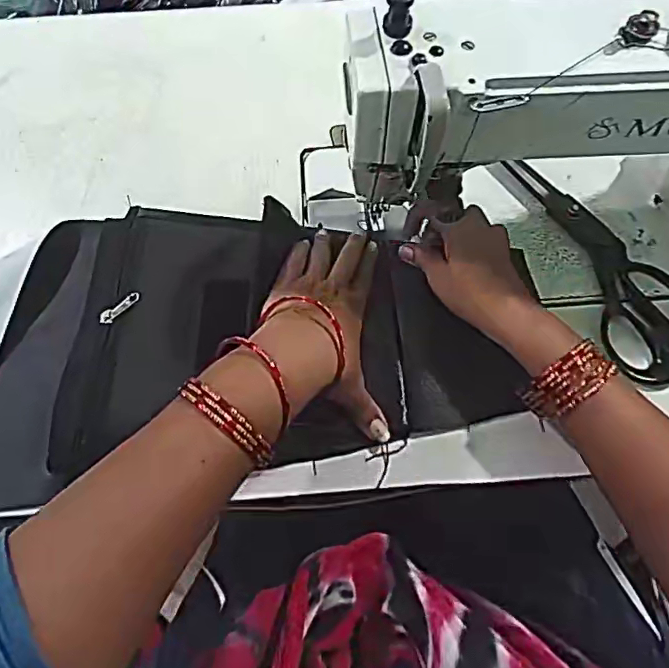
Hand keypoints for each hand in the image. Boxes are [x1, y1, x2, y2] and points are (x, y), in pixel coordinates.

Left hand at [259, 230, 388, 443]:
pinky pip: (294, 261)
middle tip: (356, 233)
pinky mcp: (286, 284)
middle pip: (346, 260)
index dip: (370, 262)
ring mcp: (309, 284)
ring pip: (320, 255)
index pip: (366, 279)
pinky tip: (298, 244)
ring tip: (326, 233)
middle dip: (352, 245)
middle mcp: (333, 291)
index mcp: (353, 309)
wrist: (295, 351)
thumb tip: (381, 434)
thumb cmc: (324, 363)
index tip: (374, 249)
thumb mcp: (351, 388)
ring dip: (325, 244)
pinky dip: (297, 251)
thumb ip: (366, 410)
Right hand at [399, 204, 550, 349]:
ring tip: (446, 260)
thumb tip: (409, 249)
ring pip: (471, 227)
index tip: (411, 236)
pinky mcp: (505, 253)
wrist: (507, 312)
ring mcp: (496, 239)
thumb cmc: (477, 293)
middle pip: (453, 216)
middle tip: (427, 247)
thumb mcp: (436, 275)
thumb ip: (420, 257)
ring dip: (457, 238)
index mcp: (460, 225)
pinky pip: (484, 242)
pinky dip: (473, 249)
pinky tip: (464, 269)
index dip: (416, 223)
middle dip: (439, 229)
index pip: (432, 212)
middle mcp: (480, 226)